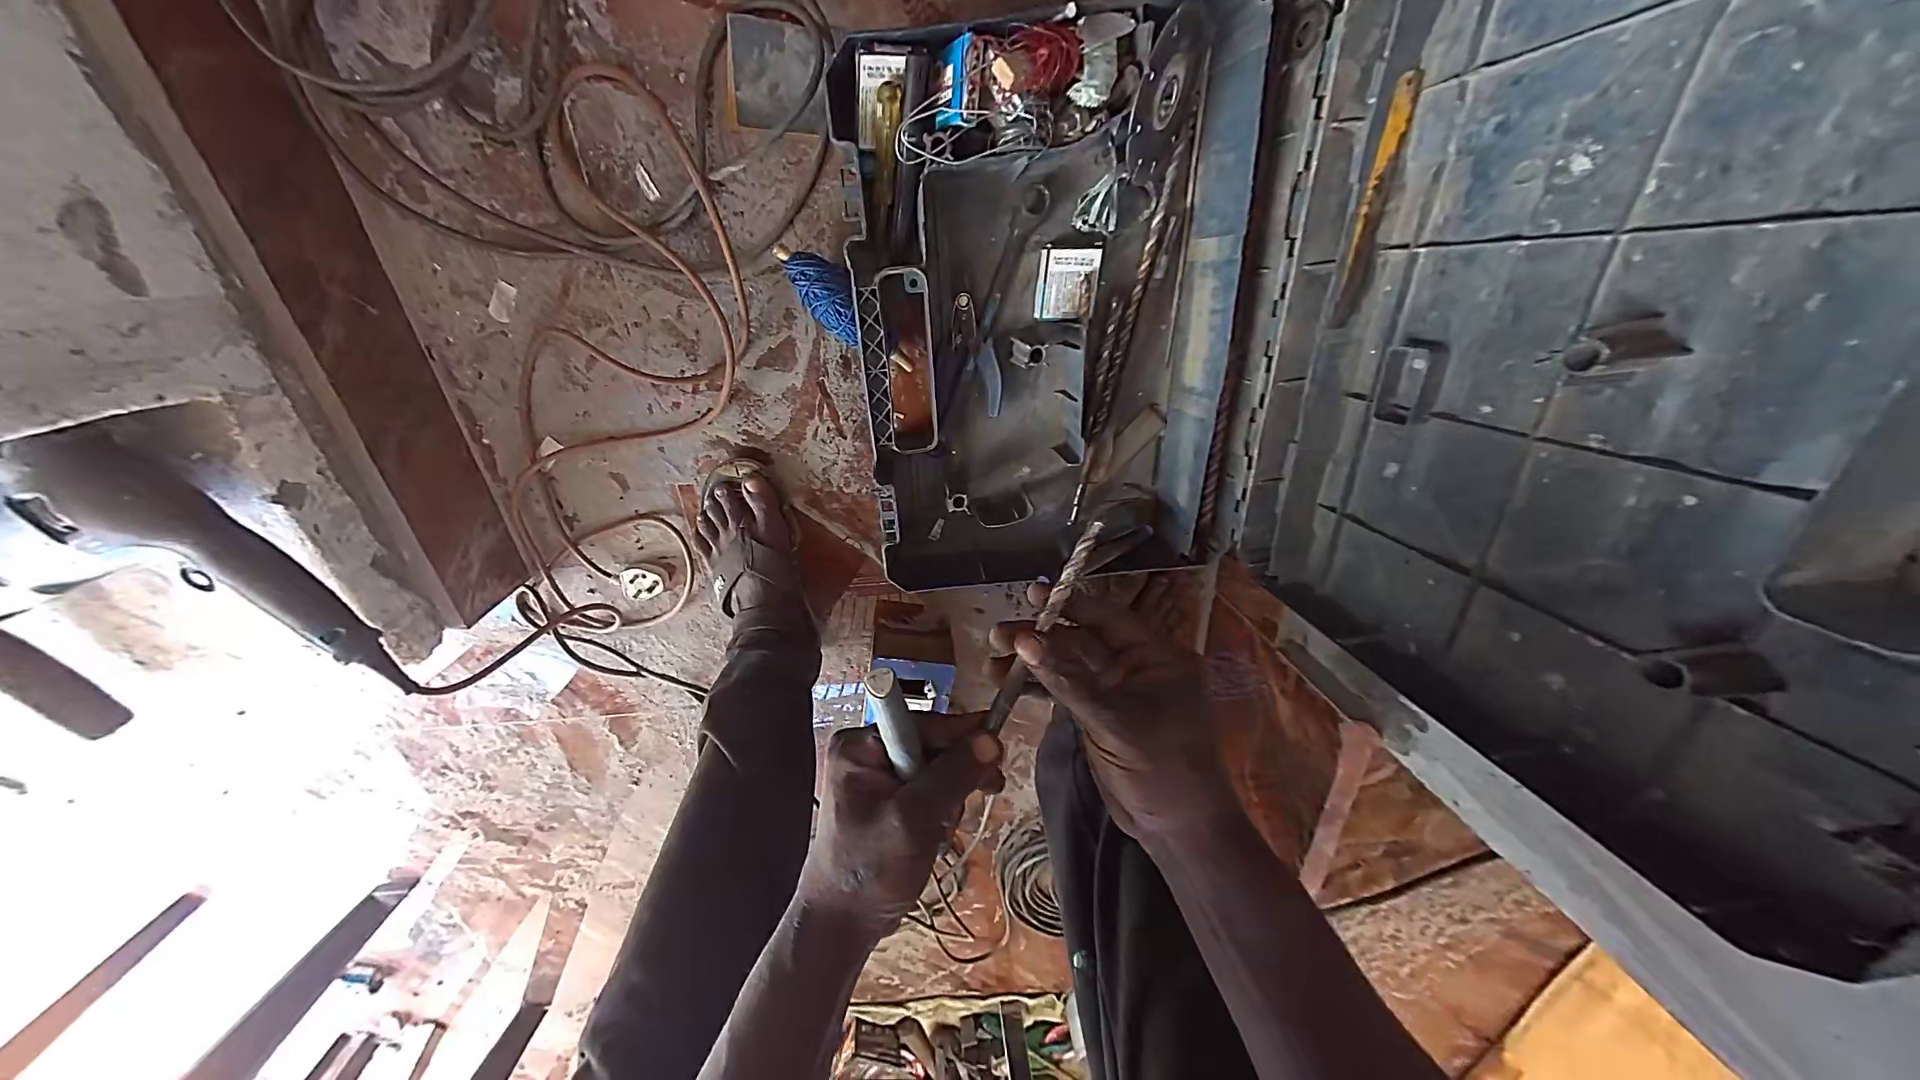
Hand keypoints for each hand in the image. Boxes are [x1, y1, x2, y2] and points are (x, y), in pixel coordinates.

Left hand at [797, 712, 1004, 931]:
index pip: (923, 724)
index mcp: (860, 746)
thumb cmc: (869, 871)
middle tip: (987, 790)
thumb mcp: (915, 819)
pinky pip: (926, 789)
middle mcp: (866, 752)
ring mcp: (875, 778)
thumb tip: (990, 739)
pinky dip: (940, 809)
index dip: (961, 736)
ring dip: (949, 797)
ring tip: (943, 830)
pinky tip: (937, 833)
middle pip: (931, 745)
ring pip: (934, 769)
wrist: (841, 926)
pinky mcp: (886, 801)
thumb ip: (952, 776)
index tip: (997, 749)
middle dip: (955, 774)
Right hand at [990, 576, 1240, 842]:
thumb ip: (1067, 680)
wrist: (1176, 829)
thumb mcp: (1114, 721)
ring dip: (1033, 664)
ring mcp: (1116, 691)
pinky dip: (1039, 687)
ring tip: (992, 663)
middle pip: (1082, 639)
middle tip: (998, 635)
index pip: (1108, 618)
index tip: (1031, 594)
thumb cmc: (1161, 769)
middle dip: (1040, 637)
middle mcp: (1136, 666)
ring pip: (1069, 666)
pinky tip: (1009, 684)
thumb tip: (1025, 642)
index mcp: (1157, 656)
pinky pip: (1066, 691)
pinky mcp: (1100, 715)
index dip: (1069, 605)